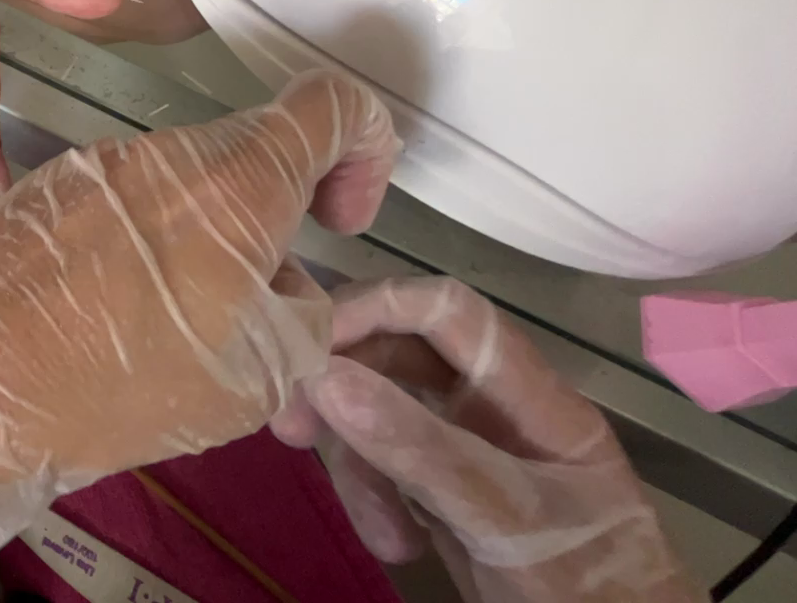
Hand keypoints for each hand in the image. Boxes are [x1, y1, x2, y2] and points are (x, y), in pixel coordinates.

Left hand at [0, 71, 400, 602]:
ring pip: (180, 180)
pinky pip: (119, 195)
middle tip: (249, 300)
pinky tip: (106, 302)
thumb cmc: (121, 384)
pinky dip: (138, 235)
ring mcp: (93, 162)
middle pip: (246, 153)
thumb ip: (302, 302)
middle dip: (270, 217)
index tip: (337, 221)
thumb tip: (281, 272)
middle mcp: (160, 150)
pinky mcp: (42, 185)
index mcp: (232, 182)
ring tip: (167, 318)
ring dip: (199, 234)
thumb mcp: (262, 371)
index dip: (363, 150)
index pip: (328, 103)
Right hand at [270, 277, 701, 602]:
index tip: (309, 345)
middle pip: (391, 352)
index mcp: (529, 396)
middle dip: (337, 388)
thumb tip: (321, 376)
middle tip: (290, 425)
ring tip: (375, 529)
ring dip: (353, 459)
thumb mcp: (506, 521)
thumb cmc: (589, 592)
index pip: (444, 309)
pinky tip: (389, 539)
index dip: (373, 307)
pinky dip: (367, 491)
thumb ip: (420, 448)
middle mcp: (491, 403)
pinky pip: (375, 454)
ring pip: (372, 406)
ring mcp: (463, 441)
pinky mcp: (436, 479)